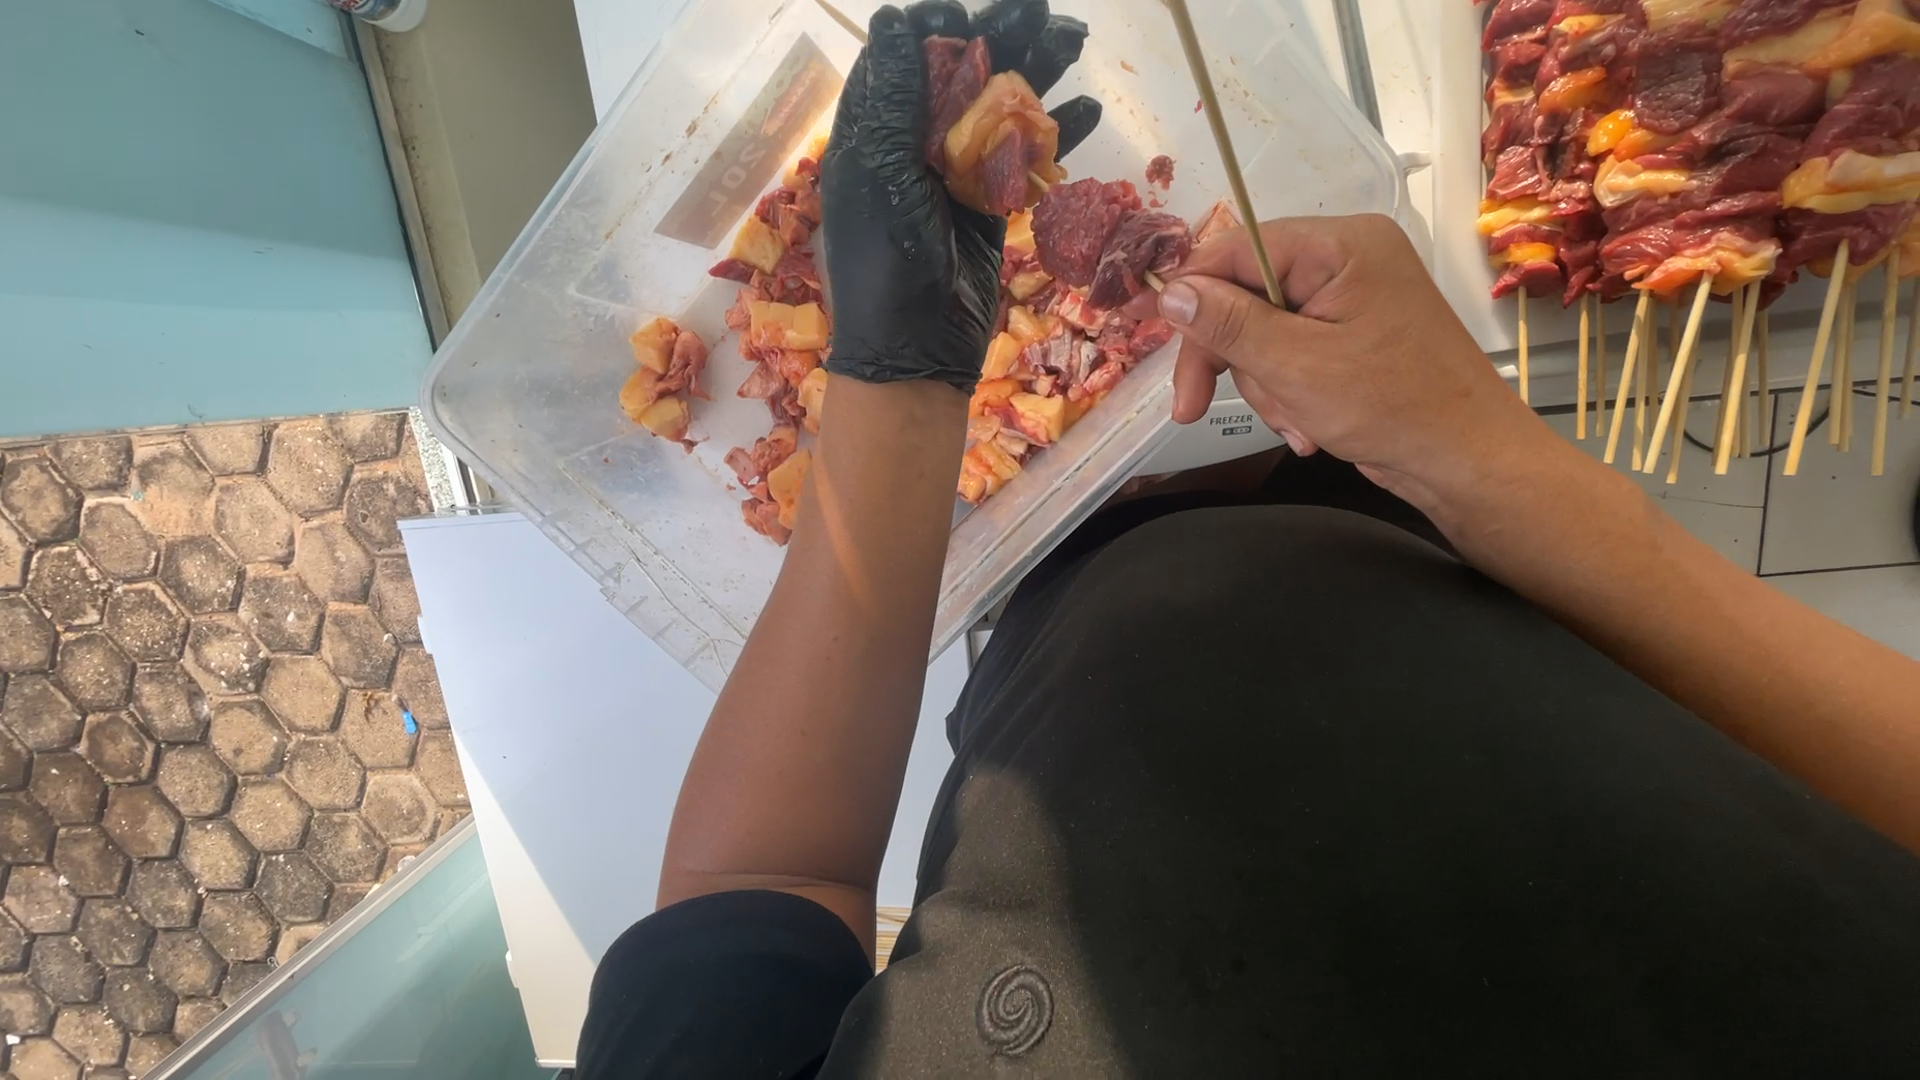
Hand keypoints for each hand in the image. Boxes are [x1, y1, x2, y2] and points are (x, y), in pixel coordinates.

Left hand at [820, 2, 1099, 394]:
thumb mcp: (879, 171)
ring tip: (1072, 43)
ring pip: (997, 114)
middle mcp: (913, 151)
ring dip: (1036, 77)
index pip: (906, 61)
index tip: (970, 11)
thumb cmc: (885, 260)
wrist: (914, 348)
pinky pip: (1023, 162)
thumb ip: (892, 97)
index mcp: (875, 134)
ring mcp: (954, 180)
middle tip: (1045, 14)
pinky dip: (1053, 138)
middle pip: (960, 78)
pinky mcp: (989, 210)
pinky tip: (1087, 111)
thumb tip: (895, 21)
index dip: (938, 29)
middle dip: (1002, 41)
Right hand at [1130, 214, 1546, 504]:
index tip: (1145, 328)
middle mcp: (1342, 260)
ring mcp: (1345, 299)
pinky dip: (1285, 393)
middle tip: (1191, 409)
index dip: (1187, 291)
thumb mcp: (1295, 365)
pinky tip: (1306, 427)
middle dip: (1226, 358)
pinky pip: (1285, 353)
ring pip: (1257, 333)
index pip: (1236, 249)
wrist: (1462, 460)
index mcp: (1339, 245)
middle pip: (1242, 295)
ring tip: (1293, 422)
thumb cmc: (1390, 406)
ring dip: (1262, 386)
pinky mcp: (1345, 335)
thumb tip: (1171, 292)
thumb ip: (1228, 324)